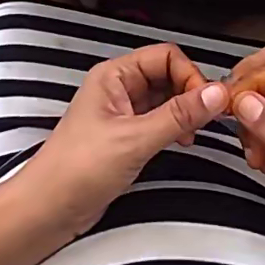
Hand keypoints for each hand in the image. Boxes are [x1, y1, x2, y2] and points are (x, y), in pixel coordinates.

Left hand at [12, 43, 229, 235]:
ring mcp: (121, 112)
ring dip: (184, 112)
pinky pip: (159, 120)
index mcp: (113, 76)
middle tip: (207, 117)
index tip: (208, 101)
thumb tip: (215, 94)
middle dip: (190, 92)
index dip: (189, 75)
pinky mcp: (126, 135)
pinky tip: (181, 142)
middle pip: (167, 74)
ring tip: (192, 132)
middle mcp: (117, 88)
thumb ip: (178, 115)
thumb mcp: (135, 139)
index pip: (164, 56)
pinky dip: (174, 127)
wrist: (50, 207)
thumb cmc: (76, 169)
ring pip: (165, 98)